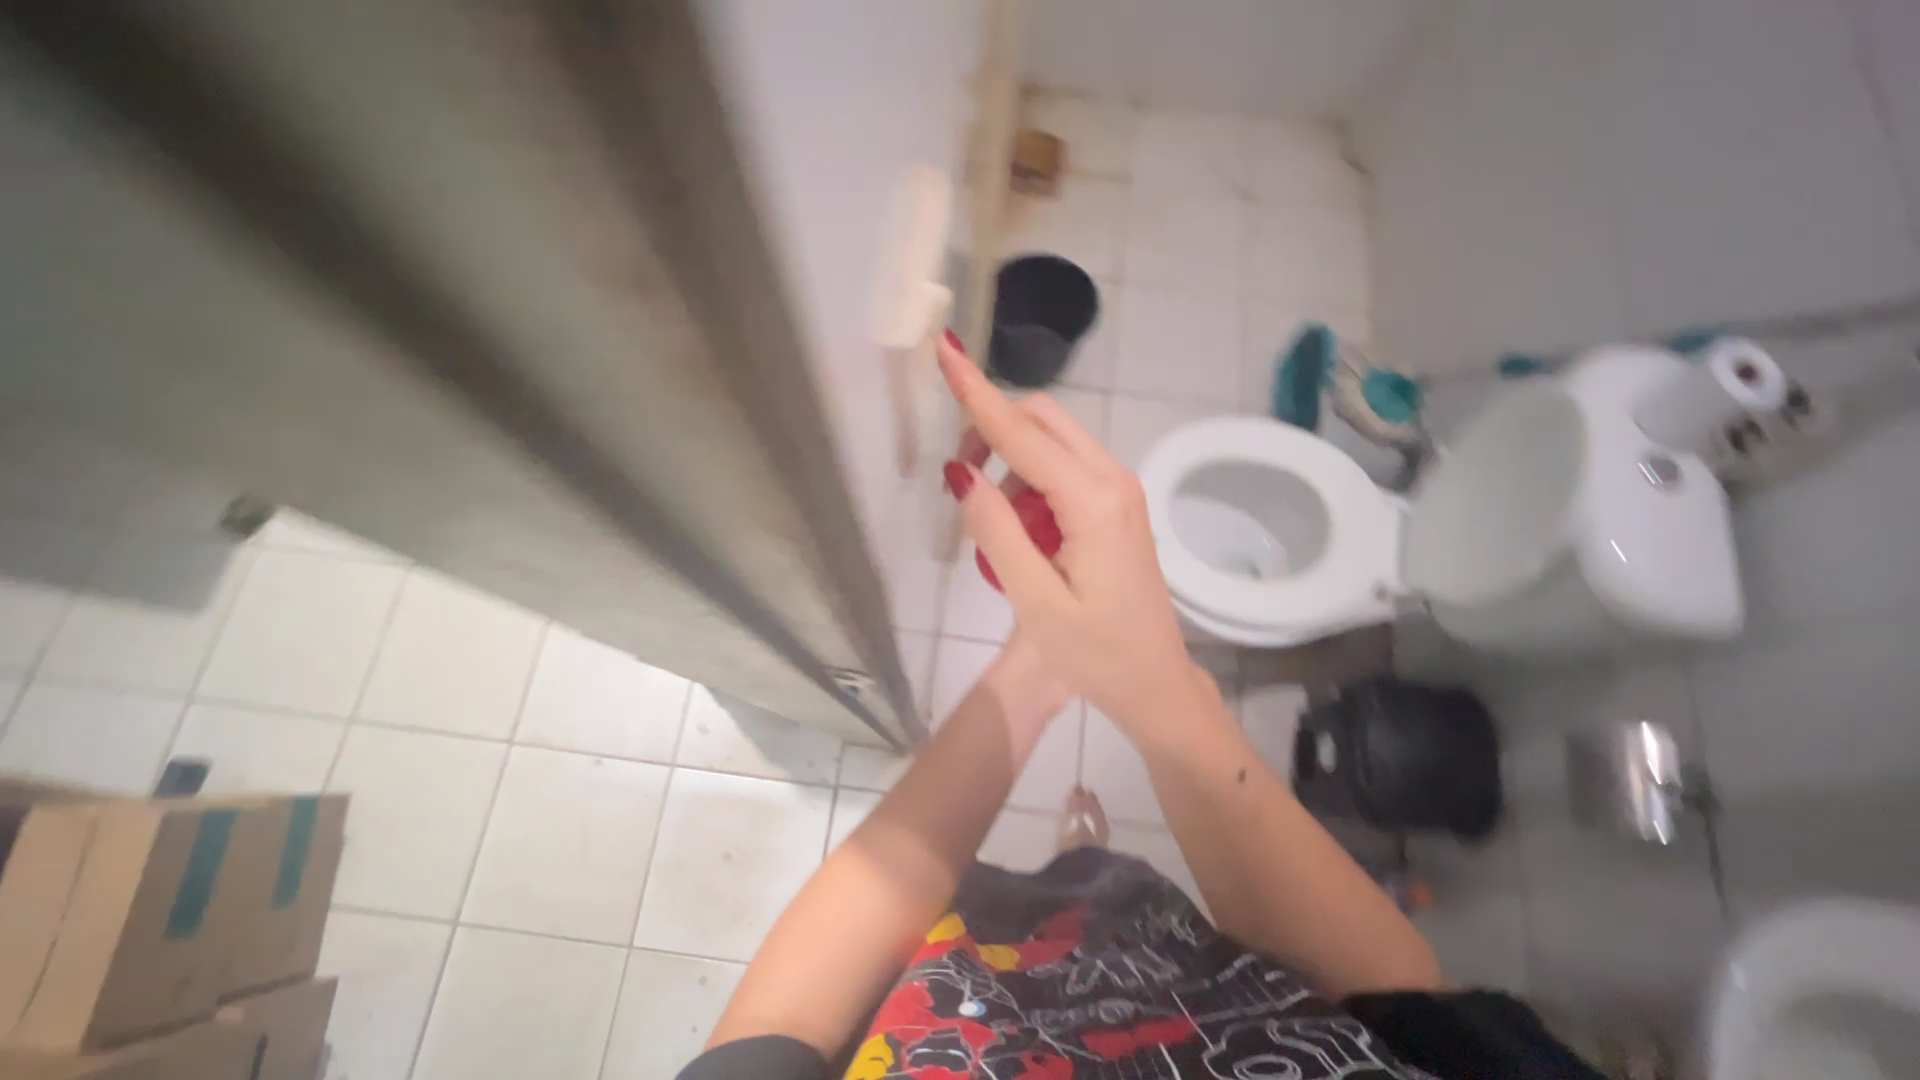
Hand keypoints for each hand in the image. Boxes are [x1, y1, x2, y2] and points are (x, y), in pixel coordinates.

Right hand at [936, 335, 1210, 741]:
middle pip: (1043, 419)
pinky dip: (1032, 479)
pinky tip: (1022, 526)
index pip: (1022, 432)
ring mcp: (1121, 490)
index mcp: (1092, 501)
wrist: (1155, 682)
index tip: (946, 349)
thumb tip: (960, 470)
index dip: (978, 392)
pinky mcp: (1118, 505)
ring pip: (1055, 441)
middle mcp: (1112, 480)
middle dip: (994, 426)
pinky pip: (1067, 467)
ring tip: (991, 519)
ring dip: (1012, 458)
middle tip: (961, 476)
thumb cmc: (1095, 654)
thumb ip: (995, 529)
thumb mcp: (1034, 600)